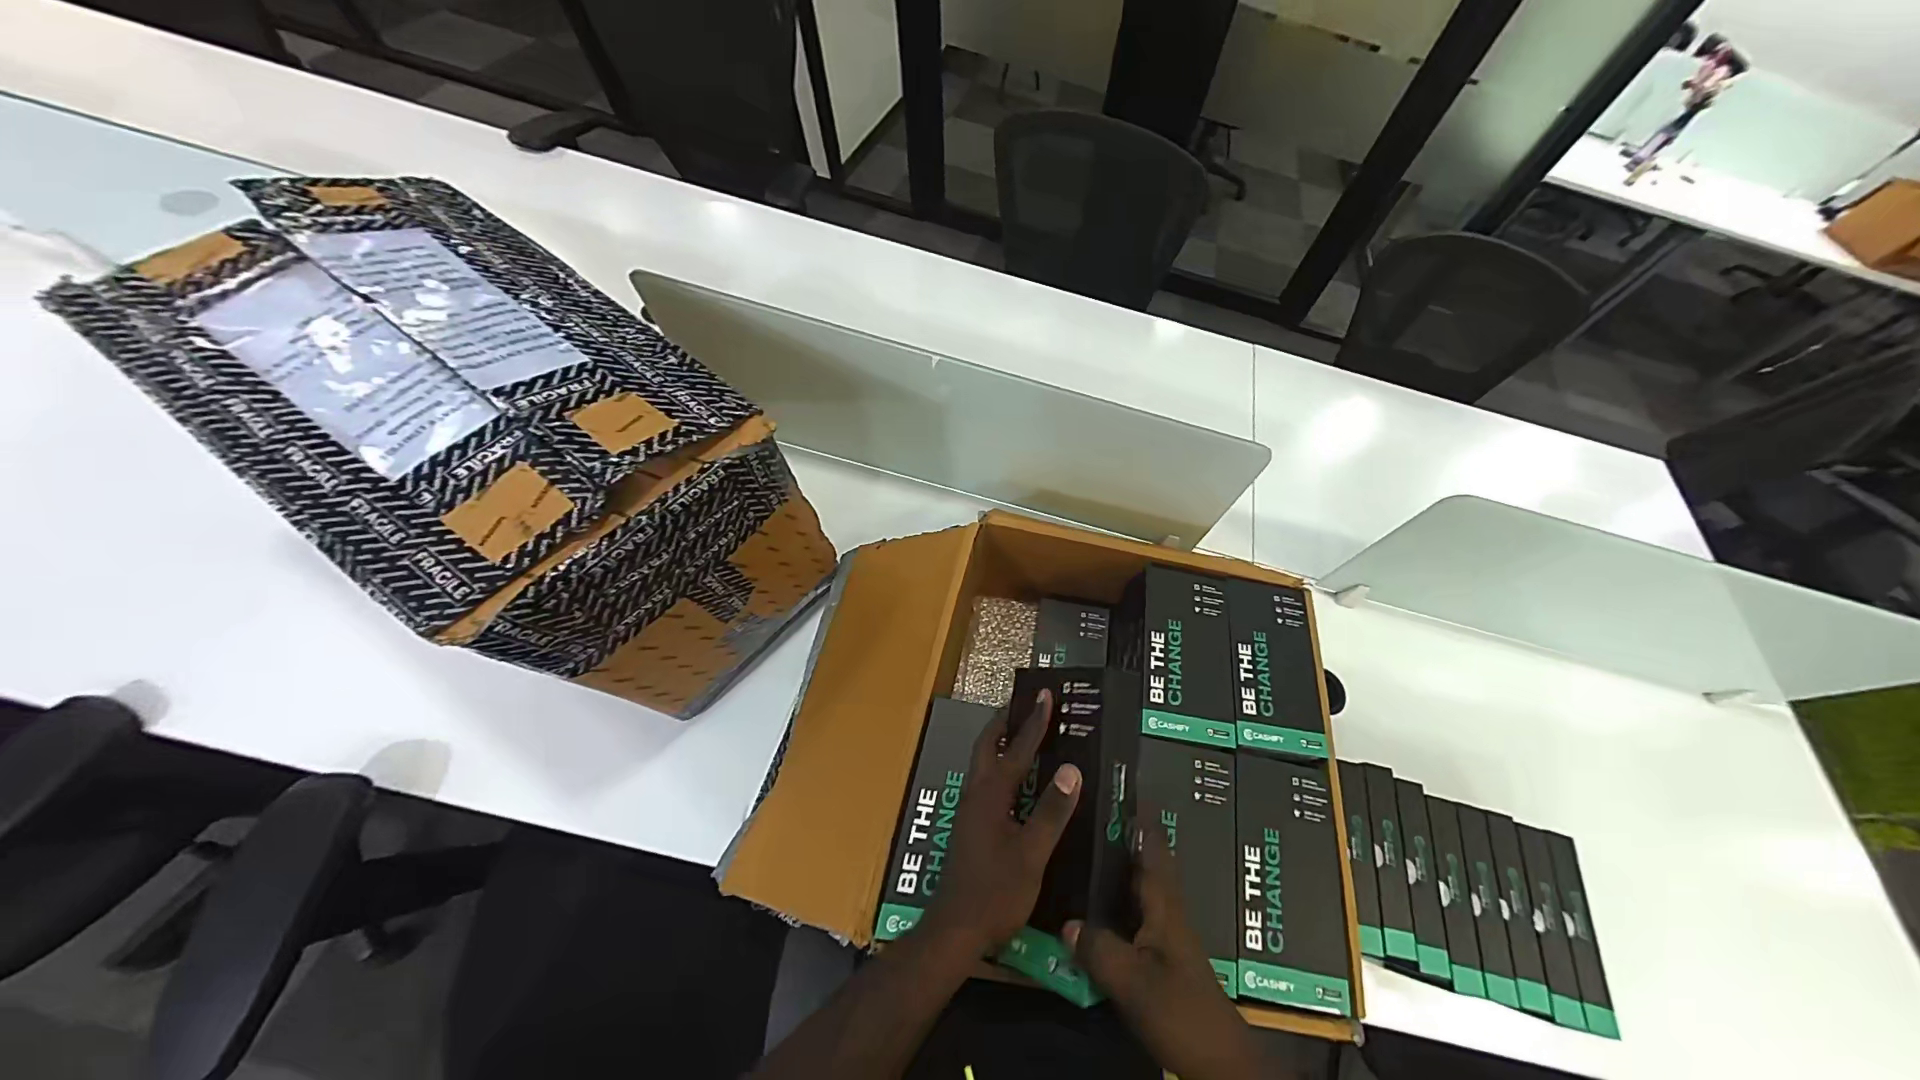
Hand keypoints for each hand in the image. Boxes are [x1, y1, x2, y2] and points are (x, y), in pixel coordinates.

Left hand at [918, 689, 1081, 955]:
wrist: (956, 930)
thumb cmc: (996, 892)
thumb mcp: (1031, 855)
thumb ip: (1051, 812)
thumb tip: (1071, 769)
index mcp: (990, 794)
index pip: (1016, 749)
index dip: (1033, 722)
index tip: (1046, 695)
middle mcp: (976, 794)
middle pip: (988, 745)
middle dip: (1006, 721)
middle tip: (1028, 703)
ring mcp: (970, 811)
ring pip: (984, 762)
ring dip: (1002, 741)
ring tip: (1025, 730)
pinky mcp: (972, 826)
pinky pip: (988, 781)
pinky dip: (1003, 766)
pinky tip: (1020, 780)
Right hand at [1064, 820, 1267, 1079]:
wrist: (1216, 1060)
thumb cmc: (1180, 1010)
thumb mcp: (1133, 981)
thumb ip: (1098, 948)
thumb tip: (1064, 922)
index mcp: (1164, 903)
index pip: (1152, 845)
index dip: (1135, 816)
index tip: (1111, 787)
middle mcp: (1164, 909)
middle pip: (1139, 862)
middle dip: (1114, 837)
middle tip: (1076, 816)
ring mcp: (1161, 932)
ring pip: (1131, 888)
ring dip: (1108, 870)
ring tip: (1071, 852)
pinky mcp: (1155, 955)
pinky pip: (1127, 914)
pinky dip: (1106, 903)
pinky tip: (1081, 908)